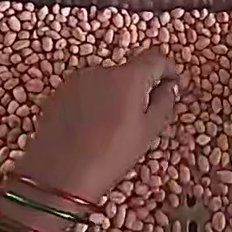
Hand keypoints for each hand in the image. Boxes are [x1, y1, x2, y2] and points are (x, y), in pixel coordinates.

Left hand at [16, 50, 181, 202]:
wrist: (59, 173)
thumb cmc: (111, 155)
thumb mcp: (147, 133)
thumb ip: (163, 103)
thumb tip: (170, 86)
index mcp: (128, 77)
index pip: (155, 58)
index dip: (168, 69)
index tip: (172, 84)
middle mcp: (101, 70)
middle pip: (128, 72)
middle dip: (138, 89)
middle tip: (140, 119)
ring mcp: (76, 80)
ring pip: (105, 82)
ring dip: (114, 96)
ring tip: (112, 128)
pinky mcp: (59, 92)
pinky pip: (85, 91)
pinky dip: (93, 103)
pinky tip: (90, 128)